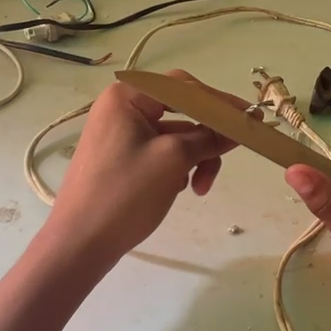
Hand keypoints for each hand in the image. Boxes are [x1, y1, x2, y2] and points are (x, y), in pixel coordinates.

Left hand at [43, 71, 241, 266]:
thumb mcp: (173, 161)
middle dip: (208, 135)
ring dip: (196, 157)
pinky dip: (180, 166)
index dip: (220, 101)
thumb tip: (240, 126)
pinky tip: (183, 188)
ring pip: (176, 135)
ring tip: (201, 187)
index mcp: (128, 97)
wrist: (79, 244)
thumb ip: (209, 137)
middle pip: (183, 110)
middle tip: (232, 152)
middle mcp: (123, 108)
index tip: (251, 118)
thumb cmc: (124, 194)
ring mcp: (122, 134)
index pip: (185, 87)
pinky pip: (163, 151)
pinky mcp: (124, 158)